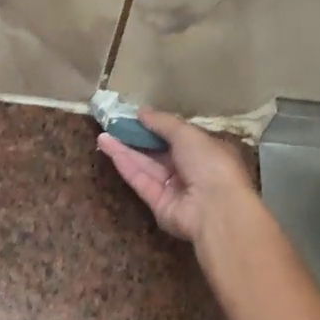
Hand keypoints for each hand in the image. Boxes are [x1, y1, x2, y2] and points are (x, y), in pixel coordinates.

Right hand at [97, 107, 254, 243]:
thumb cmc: (209, 163)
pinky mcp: (159, 204)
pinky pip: (141, 181)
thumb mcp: (188, 134)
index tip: (135, 116)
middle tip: (113, 124)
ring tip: (104, 134)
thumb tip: (142, 111)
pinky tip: (109, 149)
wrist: (215, 208)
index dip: (157, 126)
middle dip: (137, 138)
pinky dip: (126, 166)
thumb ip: (163, 122)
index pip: (179, 137)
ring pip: (147, 166)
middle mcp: (191, 170)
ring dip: (125, 150)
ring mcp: (175, 189)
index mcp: (206, 151)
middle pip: (159, 152)